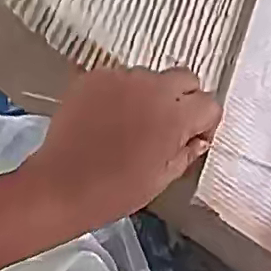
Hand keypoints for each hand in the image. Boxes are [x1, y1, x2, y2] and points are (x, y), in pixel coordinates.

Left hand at [16, 67, 222, 231]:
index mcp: (175, 117)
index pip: (209, 104)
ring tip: (129, 129)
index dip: (204, 124)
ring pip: (150, 78)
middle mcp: (153, 87)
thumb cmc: (112, 194)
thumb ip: (184, 155)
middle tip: (166, 131)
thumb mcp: (158, 182)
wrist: (61, 188)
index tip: (193, 139)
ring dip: (149, 97)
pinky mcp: (94, 77)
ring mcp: (122, 78)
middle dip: (183, 101)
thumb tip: (197, 140)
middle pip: (185, 79)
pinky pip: (118, 80)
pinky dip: (119, 96)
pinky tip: (106, 123)